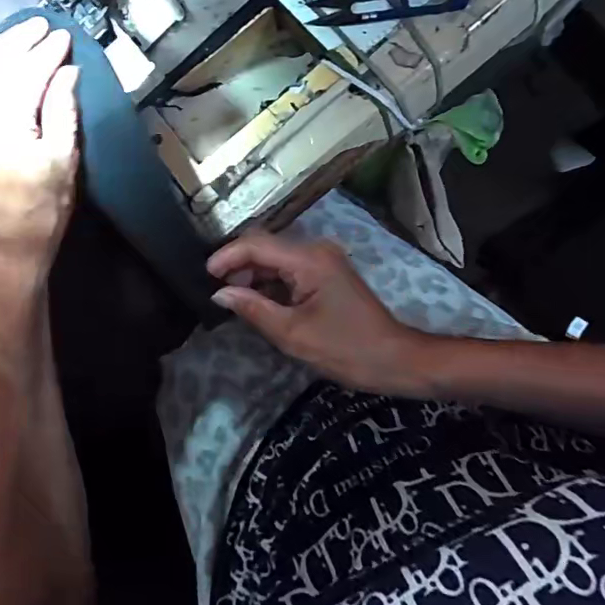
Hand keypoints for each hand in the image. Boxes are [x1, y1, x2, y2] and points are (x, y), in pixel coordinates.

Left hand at [0, 18, 81, 295]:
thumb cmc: (42, 212)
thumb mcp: (64, 160)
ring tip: (18, 35)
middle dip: (18, 41)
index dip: (46, 52)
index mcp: (4, 130)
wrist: (3, 253)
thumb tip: (66, 71)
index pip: (25, 75)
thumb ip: (62, 109)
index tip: (63, 37)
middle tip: (41, 26)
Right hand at [208, 233, 435, 396]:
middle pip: (265, 245)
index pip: (256, 244)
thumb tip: (219, 294)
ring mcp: (322, 259)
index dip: (227, 257)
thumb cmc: (347, 349)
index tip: (205, 276)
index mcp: (308, 259)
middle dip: (237, 265)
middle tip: (217, 290)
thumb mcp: (294, 335)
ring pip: (275, 256)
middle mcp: (315, 249)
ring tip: (233, 298)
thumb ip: (253, 309)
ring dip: (252, 274)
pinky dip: (270, 281)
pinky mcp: (326, 271)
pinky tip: (258, 300)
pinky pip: (289, 267)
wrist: (399, 360)